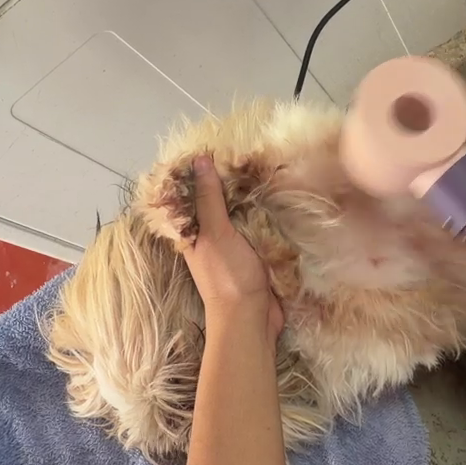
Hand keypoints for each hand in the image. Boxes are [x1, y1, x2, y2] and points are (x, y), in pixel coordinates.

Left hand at [180, 156, 283, 340]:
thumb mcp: (216, 232)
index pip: (191, 194)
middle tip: (245, 151)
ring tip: (262, 166)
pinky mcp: (253, 254)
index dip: (198, 172)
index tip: (214, 146)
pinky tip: (275, 197)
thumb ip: (209, 198)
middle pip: (216, 202)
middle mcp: (210, 237)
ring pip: (238, 214)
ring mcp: (232, 246)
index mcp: (192, 232)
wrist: (251, 318)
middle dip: (228, 181)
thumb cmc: (227, 276)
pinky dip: (263, 214)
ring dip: (249, 197)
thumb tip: (200, 160)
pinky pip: (257, 228)